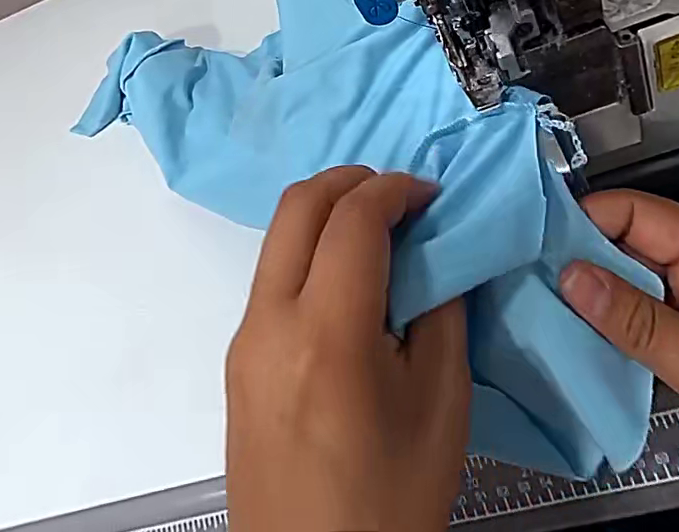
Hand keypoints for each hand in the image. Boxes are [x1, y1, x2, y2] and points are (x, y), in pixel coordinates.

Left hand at [226, 165, 470, 531]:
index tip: (429, 193)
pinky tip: (348, 276)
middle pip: (299, 204)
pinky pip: (273, 272)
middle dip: (352, 180)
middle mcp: (269, 322)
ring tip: (378, 229)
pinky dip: (311, 246)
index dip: (394, 188)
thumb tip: (430, 252)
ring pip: (279, 233)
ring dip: (328, 209)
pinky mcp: (237, 354)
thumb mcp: (441, 402)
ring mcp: (244, 337)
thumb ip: (440, 309)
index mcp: (326, 336)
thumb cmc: (391, 500)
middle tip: (399, 195)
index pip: (352, 219)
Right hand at [558, 190, 678, 531]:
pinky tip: (575, 339)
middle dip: (578, 256)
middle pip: (628, 245)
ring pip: (630, 285)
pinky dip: (609, 329)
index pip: (639, 213)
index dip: (585, 219)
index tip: (534, 239)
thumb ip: (648, 327)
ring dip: (589, 294)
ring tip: (537, 304)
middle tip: (524, 275)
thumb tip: (574, 277)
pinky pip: (641, 325)